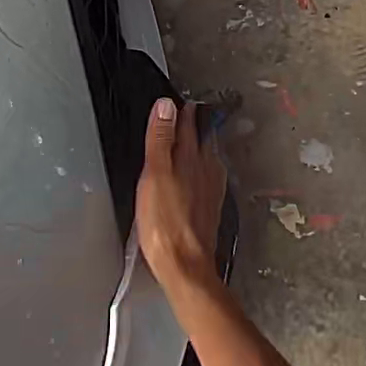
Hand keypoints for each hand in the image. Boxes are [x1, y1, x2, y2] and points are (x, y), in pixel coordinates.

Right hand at [135, 98, 228, 292]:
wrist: (184, 265)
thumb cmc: (164, 221)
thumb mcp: (155, 174)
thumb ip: (160, 139)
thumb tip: (167, 105)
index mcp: (191, 159)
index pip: (188, 126)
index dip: (183, 112)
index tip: (179, 100)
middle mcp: (206, 171)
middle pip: (202, 141)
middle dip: (196, 126)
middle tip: (189, 113)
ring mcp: (210, 191)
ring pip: (207, 159)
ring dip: (201, 146)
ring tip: (195, 137)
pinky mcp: (209, 209)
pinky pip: (208, 178)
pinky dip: (201, 168)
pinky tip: (199, 175)